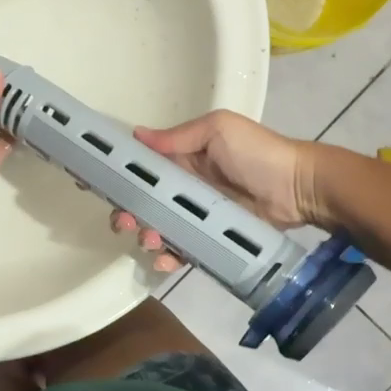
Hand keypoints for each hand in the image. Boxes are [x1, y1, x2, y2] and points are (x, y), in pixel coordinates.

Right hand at [113, 110, 319, 271]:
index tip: (91, 184)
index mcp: (180, 159)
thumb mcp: (219, 130)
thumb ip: (178, 137)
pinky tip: (166, 260)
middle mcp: (181, 188)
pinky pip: (179, 251)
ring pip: (155, 229)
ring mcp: (193, 216)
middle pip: (140, 204)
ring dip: (144, 236)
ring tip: (151, 239)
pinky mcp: (207, 239)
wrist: (299, 189)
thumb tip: (136, 135)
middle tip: (124, 222)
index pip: (140, 168)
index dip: (116, 175)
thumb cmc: (259, 153)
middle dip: (125, 214)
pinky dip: (167, 258)